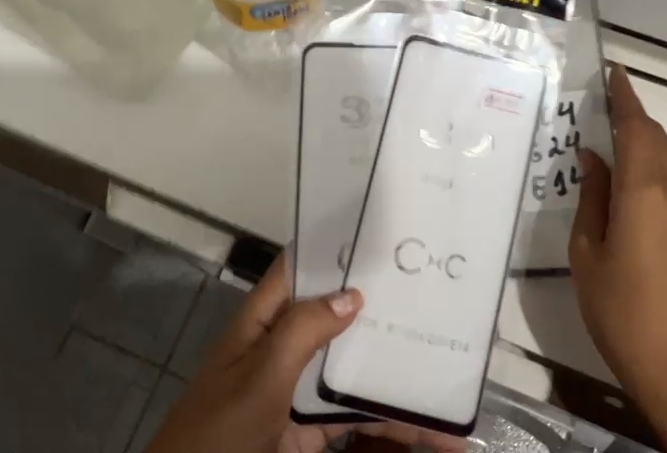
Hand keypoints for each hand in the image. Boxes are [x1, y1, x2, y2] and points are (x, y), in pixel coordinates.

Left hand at [143, 253, 464, 452]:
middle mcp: (283, 348)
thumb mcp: (259, 377)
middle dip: (381, 310)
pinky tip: (431, 432)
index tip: (384, 234)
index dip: (335, 248)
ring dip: (395, 375)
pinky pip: (356, 417)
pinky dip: (391, 423)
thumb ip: (302, 331)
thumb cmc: (218, 431)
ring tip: (447, 375)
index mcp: (264, 322)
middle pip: (337, 317)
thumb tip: (352, 293)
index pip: (300, 269)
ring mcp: (297, 391)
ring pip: (353, 369)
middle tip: (434, 297)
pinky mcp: (309, 431)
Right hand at [570, 64, 666, 392]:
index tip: (612, 72)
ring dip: (640, 136)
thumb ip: (591, 198)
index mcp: (642, 188)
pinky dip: (646, 159)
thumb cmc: (620, 306)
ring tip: (608, 128)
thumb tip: (592, 159)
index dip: (624, 96)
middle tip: (602, 97)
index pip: (636, 127)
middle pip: (654, 136)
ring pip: (663, 156)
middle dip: (632, 112)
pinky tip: (622, 171)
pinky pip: (666, 176)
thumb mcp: (587, 250)